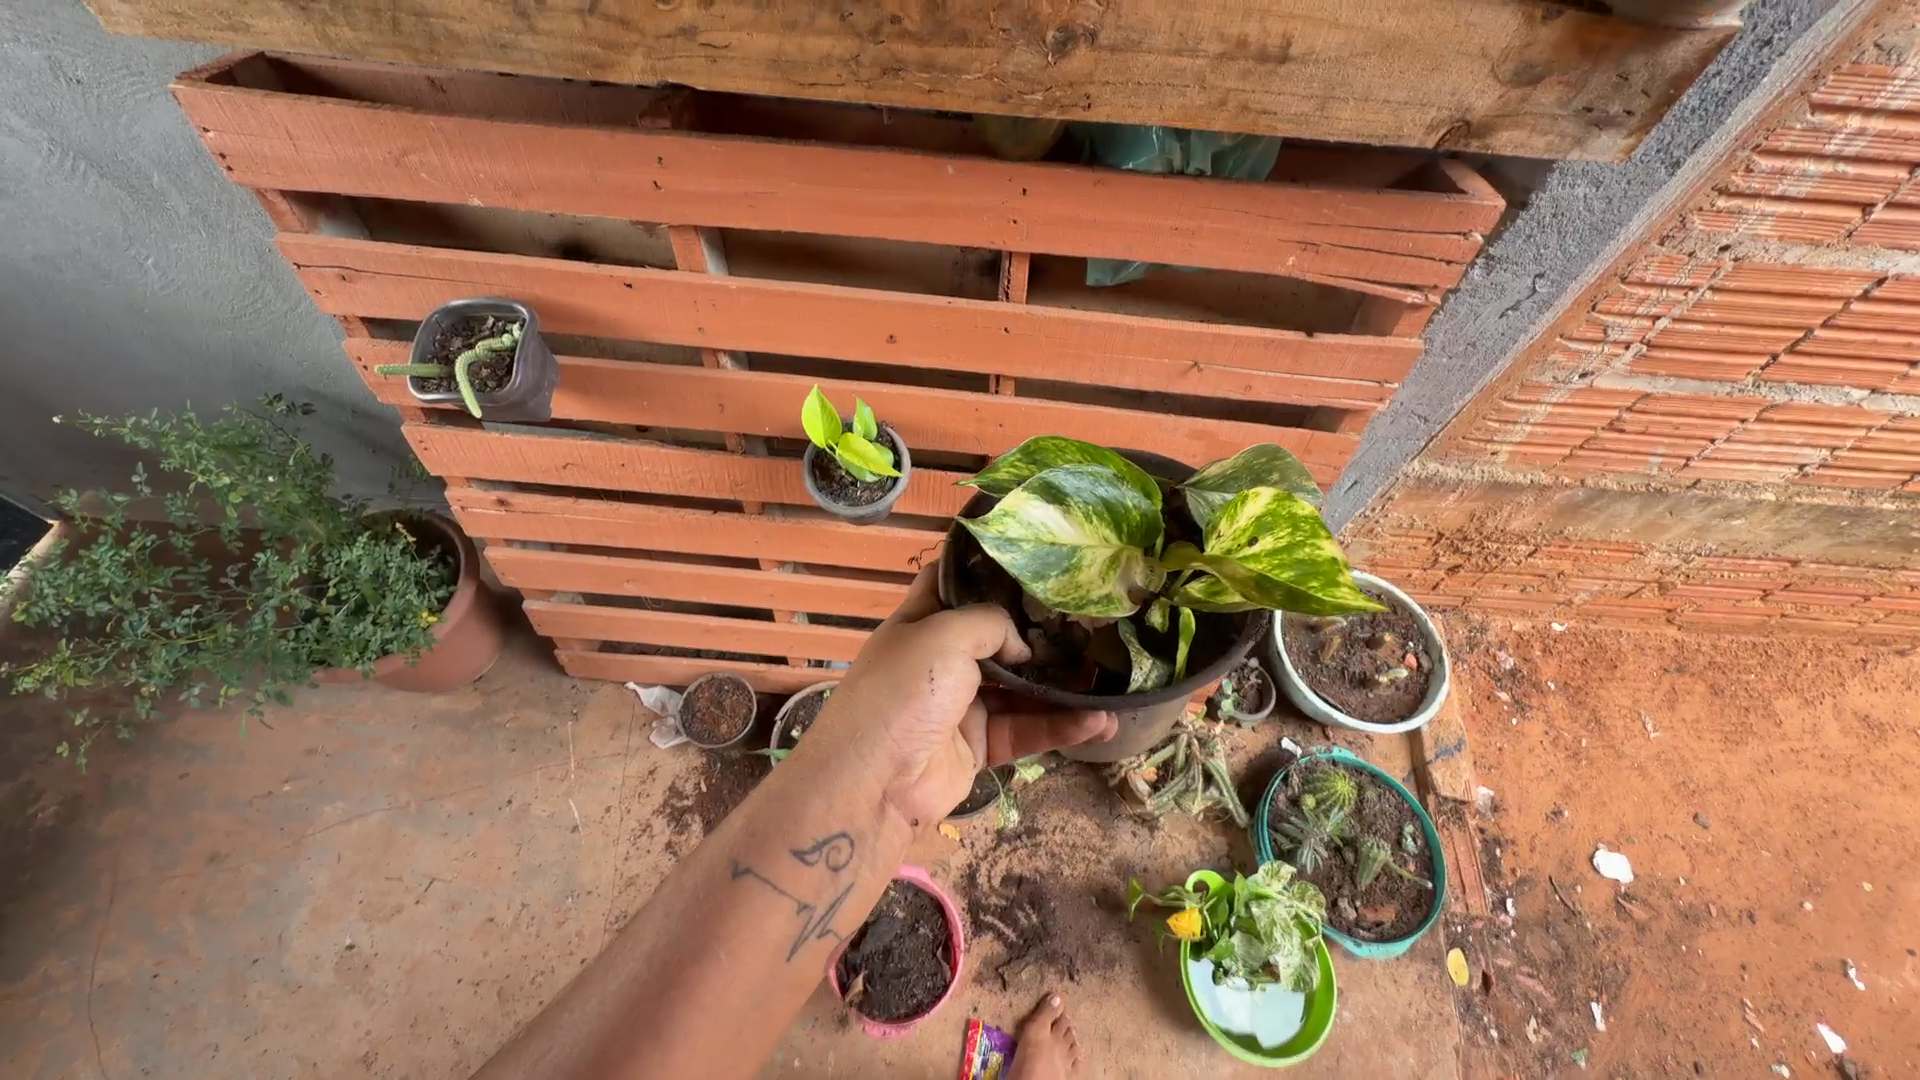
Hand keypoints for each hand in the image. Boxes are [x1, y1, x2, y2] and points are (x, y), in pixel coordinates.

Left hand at [794, 564, 1116, 833]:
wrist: (876, 781)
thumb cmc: (904, 689)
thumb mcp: (944, 634)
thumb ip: (991, 624)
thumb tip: (1022, 645)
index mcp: (921, 624)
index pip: (950, 585)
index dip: (985, 573)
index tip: (1031, 565)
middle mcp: (941, 661)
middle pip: (996, 640)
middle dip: (1038, 635)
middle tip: (1090, 625)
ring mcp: (960, 705)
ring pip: (1019, 690)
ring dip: (1061, 688)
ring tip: (1108, 681)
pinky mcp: (978, 746)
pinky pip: (1025, 731)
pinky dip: (1059, 727)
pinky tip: (1098, 722)